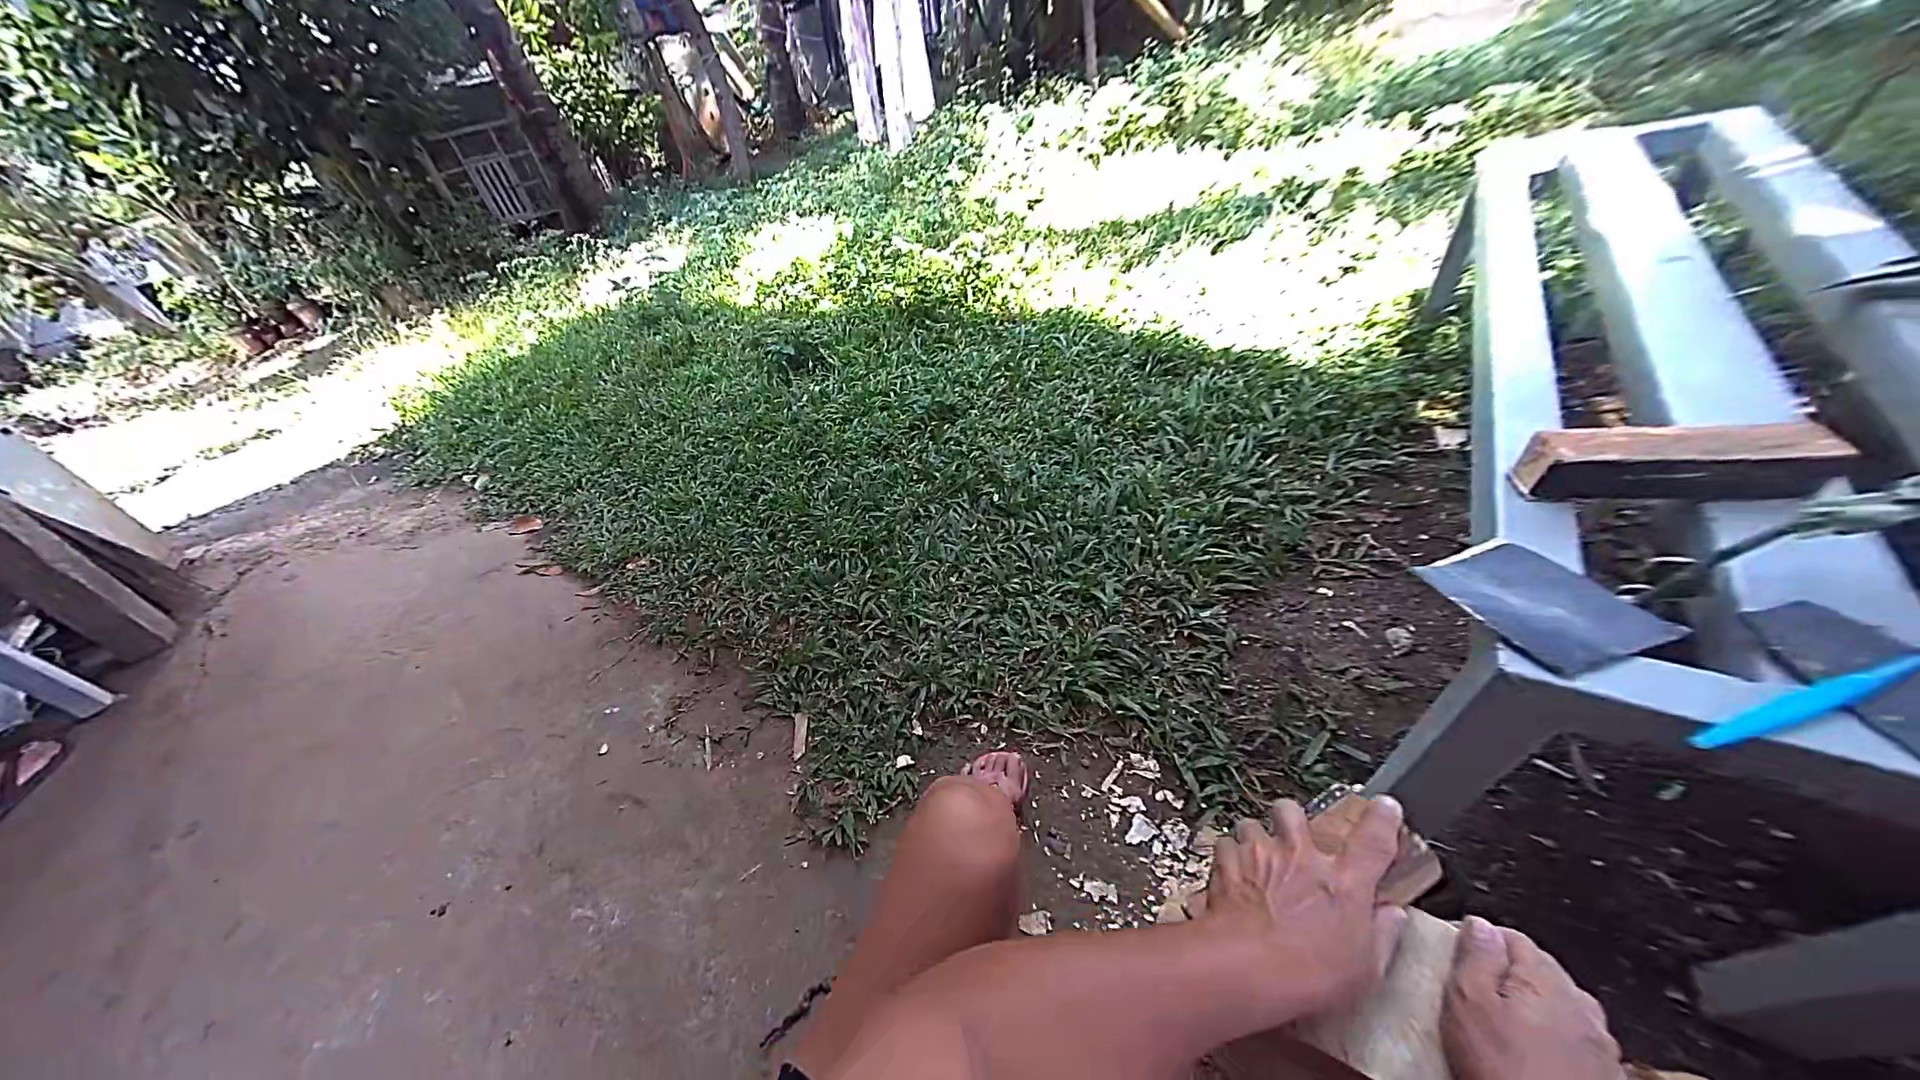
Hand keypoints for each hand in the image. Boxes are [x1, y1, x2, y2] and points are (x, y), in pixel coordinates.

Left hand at [1201, 796, 1409, 1017]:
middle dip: (1289, 817)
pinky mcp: (1227, 861)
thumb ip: (1382, 935)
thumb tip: (1393, 915)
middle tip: (1289, 837)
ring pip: (1251, 824)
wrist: (1250, 968)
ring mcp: (1260, 854)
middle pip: (1292, 810)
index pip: (1373, 840)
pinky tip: (1231, 877)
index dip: (1383, 819)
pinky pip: (1226, 846)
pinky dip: (1228, 858)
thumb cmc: (1312, 976)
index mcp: (1344, 882)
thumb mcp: (1366, 969)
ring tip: (1255, 861)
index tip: (1385, 806)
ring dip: (1253, 839)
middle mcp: (1300, 857)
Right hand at [1442, 916, 1626, 1079]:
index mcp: (1549, 981)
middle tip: (1471, 995)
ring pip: (1557, 1007)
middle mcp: (1584, 1008)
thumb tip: (1479, 924)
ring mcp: (1601, 1048)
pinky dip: (1549, 1041)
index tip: (1454, 957)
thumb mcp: (1469, 1002)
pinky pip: (1571, 1042)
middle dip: (1506, 975)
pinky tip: (1528, 1058)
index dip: (1478, 940)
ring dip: (1530, 1009)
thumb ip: (1476, 957)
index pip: (1512, 937)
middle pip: (1538, 971)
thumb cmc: (1505, 1073)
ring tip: (1499, 1028)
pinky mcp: (1606, 1079)